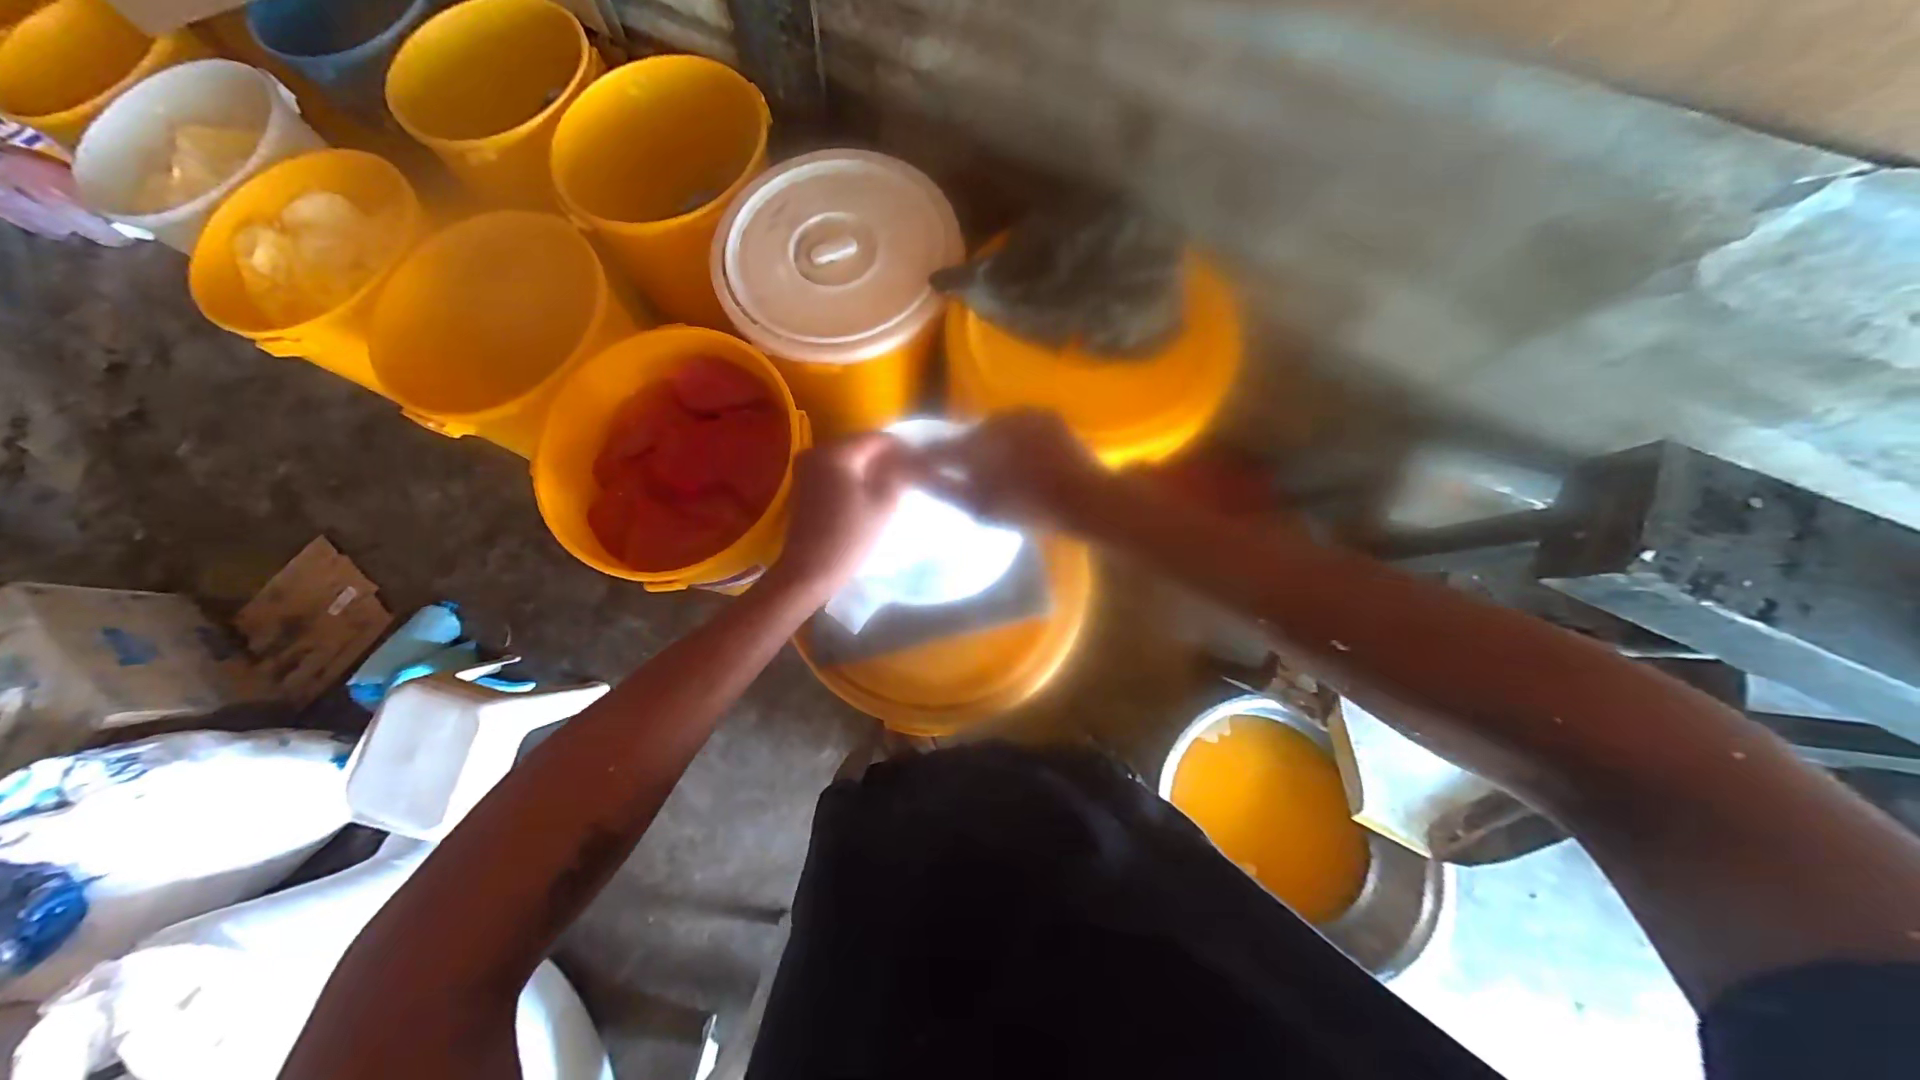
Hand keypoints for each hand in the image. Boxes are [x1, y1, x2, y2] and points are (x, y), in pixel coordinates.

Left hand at [765, 433, 910, 601]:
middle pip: (860, 445)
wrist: (808, 571)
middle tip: (911, 473)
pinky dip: (855, 476)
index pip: (876, 438)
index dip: (902, 447)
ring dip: (871, 467)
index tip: (922, 462)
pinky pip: (836, 470)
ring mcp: (806, 468)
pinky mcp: (804, 485)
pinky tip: (871, 491)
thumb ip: (899, 474)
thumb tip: (912, 460)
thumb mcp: (883, 503)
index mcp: (835, 452)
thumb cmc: (849, 537)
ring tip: (895, 483)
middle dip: (886, 457)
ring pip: (848, 458)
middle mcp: (816, 452)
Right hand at [908, 410, 1106, 528]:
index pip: (938, 448)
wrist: (1087, 497)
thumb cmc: (1030, 509)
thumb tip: (912, 473)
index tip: (913, 465)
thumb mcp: (979, 507)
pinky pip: (1020, 426)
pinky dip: (1017, 439)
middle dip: (965, 453)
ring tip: (1000, 469)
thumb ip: (942, 487)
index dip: (924, 457)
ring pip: (995, 429)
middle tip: (969, 475)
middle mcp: (993, 419)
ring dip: (992, 445)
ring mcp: (1023, 413)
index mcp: (974, 444)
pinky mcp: (1046, 415)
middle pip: (969, 436)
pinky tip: (1026, 459)